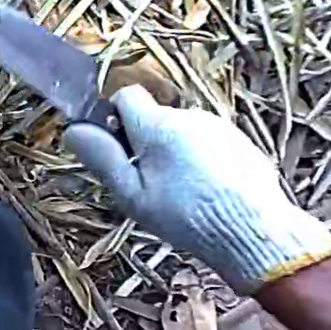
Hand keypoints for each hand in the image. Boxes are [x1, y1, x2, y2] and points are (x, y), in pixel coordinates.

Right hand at [63, 86, 330, 292]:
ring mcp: (219, 127)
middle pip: (152, 117)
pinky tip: (202, 191)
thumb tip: (73, 130)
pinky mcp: (240, 142)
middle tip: (144, 182)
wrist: (257, 234)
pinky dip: (196, 159)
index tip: (115, 146)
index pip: (126, 95)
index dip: (113, 116)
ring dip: (170, 151)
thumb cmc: (186, 217)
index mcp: (158, 126)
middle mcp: (190, 116)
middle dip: (142, 141)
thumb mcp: (131, 194)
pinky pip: (204, 141)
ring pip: (178, 130)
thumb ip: (103, 158)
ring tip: (177, 191)